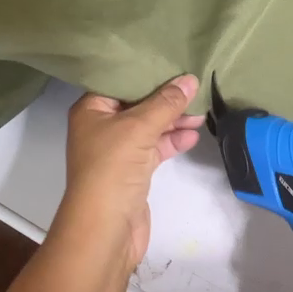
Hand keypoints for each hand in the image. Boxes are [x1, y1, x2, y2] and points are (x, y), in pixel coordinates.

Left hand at [50, 74, 203, 274]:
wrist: (105, 232)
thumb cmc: (112, 169)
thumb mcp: (139, 128)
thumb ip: (166, 103)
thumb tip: (191, 79)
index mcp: (91, 109)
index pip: (120, 80)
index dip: (146, 71)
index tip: (173, 59)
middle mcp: (101, 126)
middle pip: (138, 103)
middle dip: (166, 98)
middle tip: (195, 87)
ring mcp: (117, 150)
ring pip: (149, 126)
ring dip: (173, 120)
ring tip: (201, 112)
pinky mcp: (132, 171)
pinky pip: (155, 147)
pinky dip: (172, 141)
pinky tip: (192, 135)